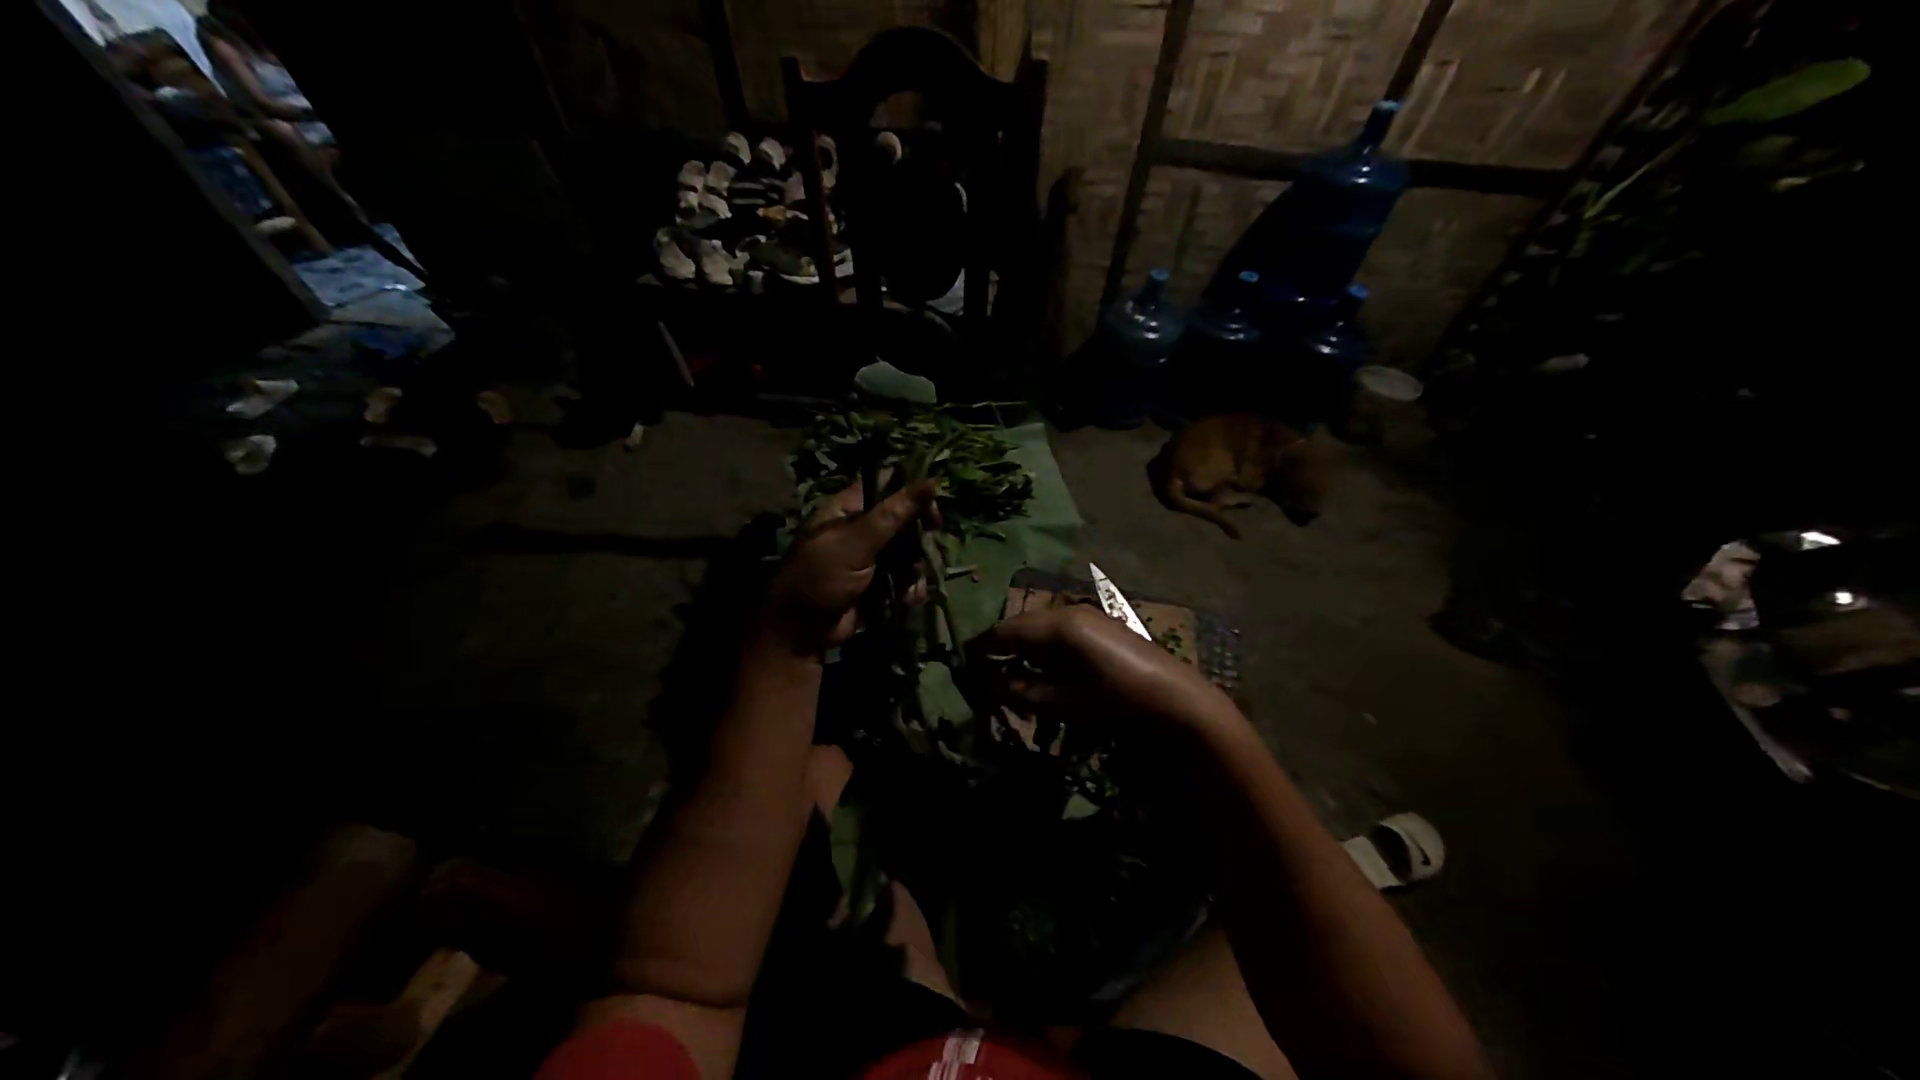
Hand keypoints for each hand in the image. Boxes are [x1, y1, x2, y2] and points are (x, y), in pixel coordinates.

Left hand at [762, 480, 937, 653]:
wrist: (801, 629)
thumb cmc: (822, 576)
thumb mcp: (857, 541)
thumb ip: (894, 513)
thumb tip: (931, 481)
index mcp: (848, 508)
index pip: (887, 485)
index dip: (912, 492)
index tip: (932, 508)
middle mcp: (860, 528)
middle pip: (903, 521)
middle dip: (916, 540)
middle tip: (921, 553)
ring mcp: (869, 557)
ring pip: (907, 552)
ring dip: (913, 570)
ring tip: (909, 585)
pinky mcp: (877, 583)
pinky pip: (903, 578)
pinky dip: (909, 588)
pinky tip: (907, 600)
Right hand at [972, 604, 1241, 734]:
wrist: (1173, 697)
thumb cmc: (1111, 699)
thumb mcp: (1058, 700)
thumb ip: (1017, 690)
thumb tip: (987, 682)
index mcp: (1055, 623)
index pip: (1004, 630)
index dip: (982, 648)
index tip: (964, 664)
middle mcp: (1069, 611)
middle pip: (1022, 627)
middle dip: (1004, 653)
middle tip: (991, 680)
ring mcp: (1088, 616)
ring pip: (1041, 631)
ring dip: (1026, 656)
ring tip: (1019, 683)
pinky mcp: (1103, 627)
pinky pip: (1062, 636)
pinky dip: (1048, 654)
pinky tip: (1049, 676)